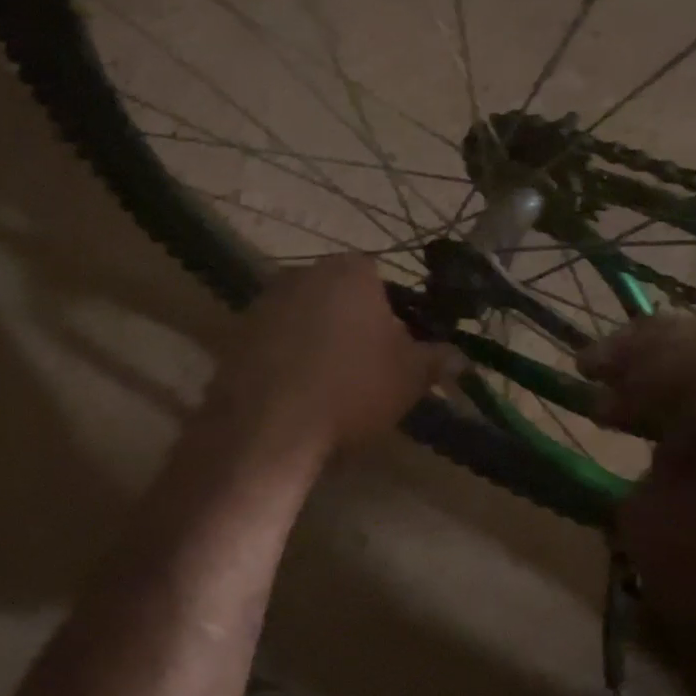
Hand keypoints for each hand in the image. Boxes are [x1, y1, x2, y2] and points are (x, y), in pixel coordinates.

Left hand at [205, 256, 454, 450]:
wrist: (270, 424)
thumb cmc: (352, 389)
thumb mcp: (410, 378)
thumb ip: (437, 359)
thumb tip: (460, 355)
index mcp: (351, 271)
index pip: (379, 278)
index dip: (391, 312)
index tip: (394, 348)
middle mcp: (303, 272)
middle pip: (337, 295)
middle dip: (350, 324)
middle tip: (363, 368)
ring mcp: (264, 300)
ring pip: (302, 317)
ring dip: (314, 341)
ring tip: (325, 387)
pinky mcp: (235, 332)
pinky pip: (272, 341)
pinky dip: (283, 359)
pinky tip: (292, 394)